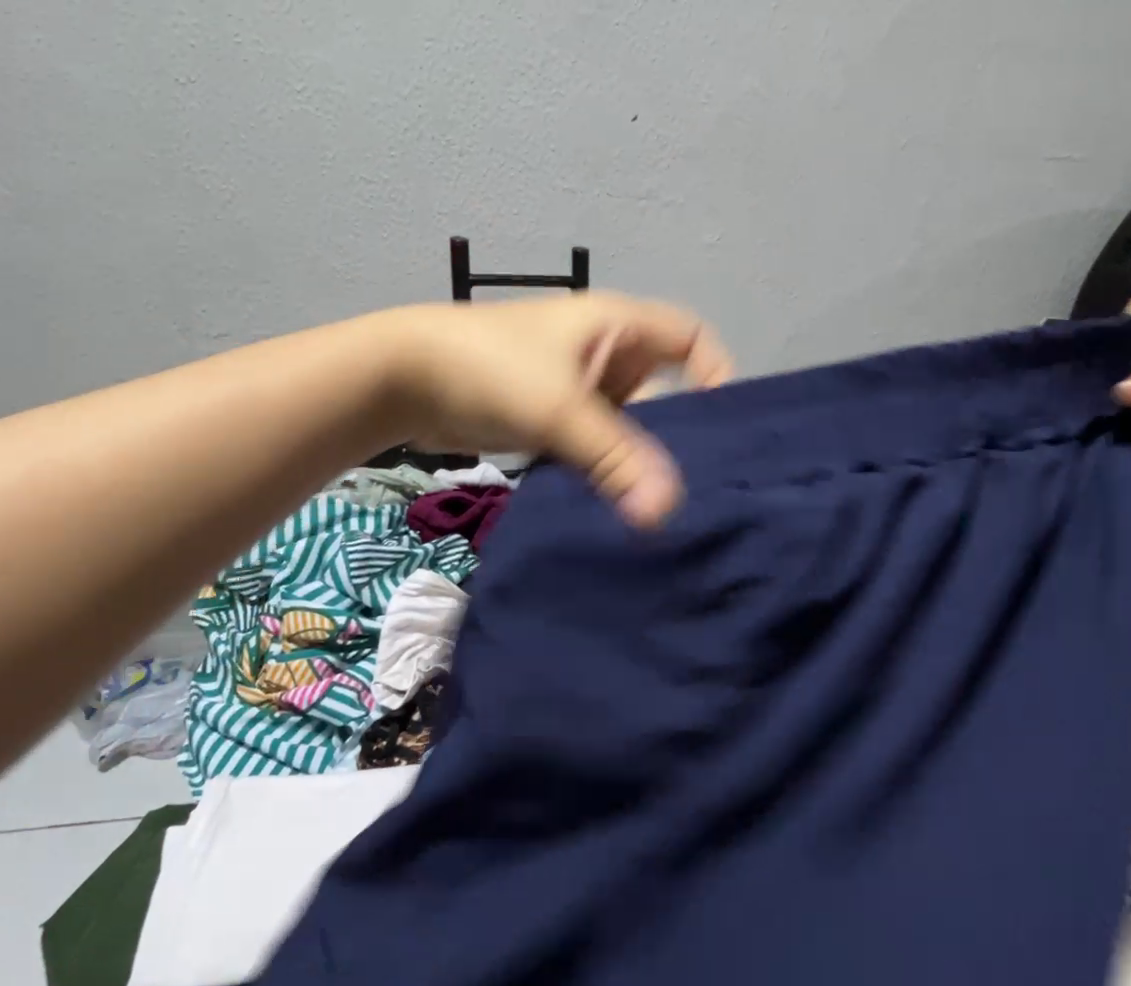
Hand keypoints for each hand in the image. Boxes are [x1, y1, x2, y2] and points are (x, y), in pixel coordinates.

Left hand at [386, 293, 734, 526]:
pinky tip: (623, 508)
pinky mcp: (556, 422)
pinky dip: (611, 474)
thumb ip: (615, 459)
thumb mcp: (560, 409)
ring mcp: (582, 391)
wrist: (402, 380)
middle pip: (669, 395)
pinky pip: (601, 448)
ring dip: (643, 463)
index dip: (719, 376)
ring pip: (633, 429)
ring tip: (670, 508)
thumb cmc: (489, 369)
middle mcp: (609, 355)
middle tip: (707, 487)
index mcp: (621, 326)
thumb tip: (666, 514)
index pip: (693, 341)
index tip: (728, 429)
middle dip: (683, 436)